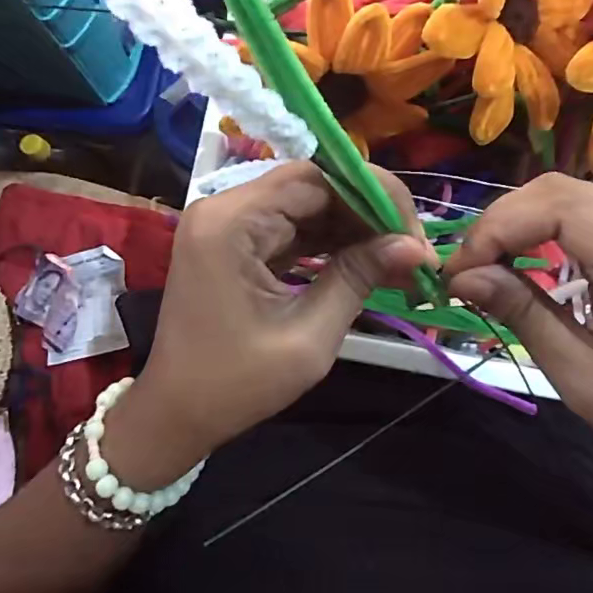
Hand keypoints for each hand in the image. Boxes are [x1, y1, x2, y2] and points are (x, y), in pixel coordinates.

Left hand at [124, 162, 435, 453]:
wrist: (176, 414)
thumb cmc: (236, 385)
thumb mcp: (308, 337)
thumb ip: (358, 279)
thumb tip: (415, 247)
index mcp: (230, 223)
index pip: (316, 178)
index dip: (373, 195)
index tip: (413, 232)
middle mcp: (224, 209)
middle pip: (312, 186)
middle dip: (368, 212)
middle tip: (412, 248)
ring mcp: (227, 224)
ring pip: (307, 205)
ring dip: (354, 227)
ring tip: (399, 256)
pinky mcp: (235, 242)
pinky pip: (292, 227)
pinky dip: (330, 241)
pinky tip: (368, 259)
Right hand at [444, 173, 592, 472]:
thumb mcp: (579, 376)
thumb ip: (522, 313)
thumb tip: (462, 275)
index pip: (562, 208)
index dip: (500, 227)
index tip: (460, 270)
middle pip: (568, 191)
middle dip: (506, 220)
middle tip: (470, 266)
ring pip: (580, 195)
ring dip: (526, 220)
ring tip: (492, 262)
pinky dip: (553, 227)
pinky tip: (532, 257)